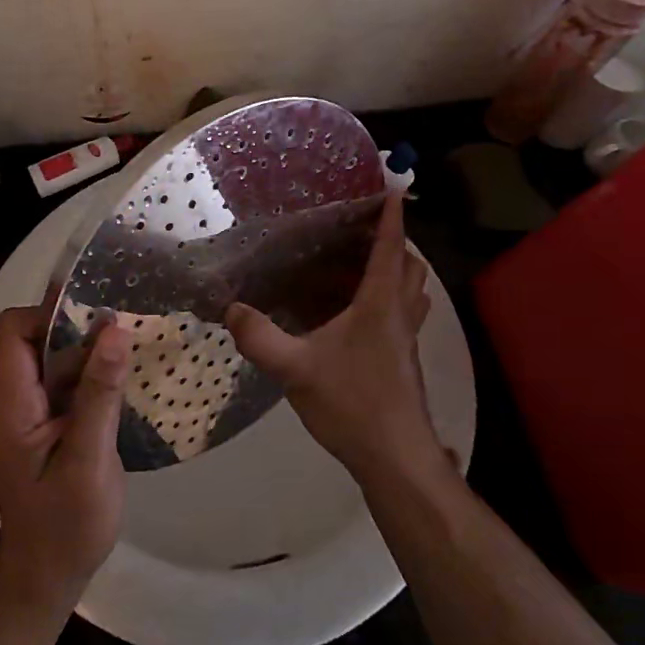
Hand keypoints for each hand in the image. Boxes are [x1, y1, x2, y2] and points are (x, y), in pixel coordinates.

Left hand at [0, 307, 128, 612]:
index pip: (13, 331)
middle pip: (36, 338)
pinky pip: (69, 381)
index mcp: (13, 404)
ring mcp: (34, 411)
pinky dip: (95, 370)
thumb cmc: (65, 523)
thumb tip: (116, 329)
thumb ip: (100, 393)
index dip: (49, 311)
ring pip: (56, 358)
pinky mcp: (52, 423)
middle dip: (78, 323)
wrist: (48, 576)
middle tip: (127, 320)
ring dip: (91, 346)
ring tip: (136, 337)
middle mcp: (17, 399)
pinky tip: (128, 371)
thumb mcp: (89, 458)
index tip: (97, 311)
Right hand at [224, 191, 444, 483]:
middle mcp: (400, 313)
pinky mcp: (406, 358)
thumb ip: (260, 338)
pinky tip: (360, 315)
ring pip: (413, 290)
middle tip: (365, 232)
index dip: (390, 216)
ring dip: (399, 270)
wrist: (395, 455)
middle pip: (410, 265)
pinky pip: (406, 312)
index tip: (390, 188)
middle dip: (395, 241)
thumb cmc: (352, 403)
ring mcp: (407, 337)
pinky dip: (393, 298)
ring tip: (364, 266)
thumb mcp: (296, 369)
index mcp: (380, 303)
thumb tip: (231, 308)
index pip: (389, 247)